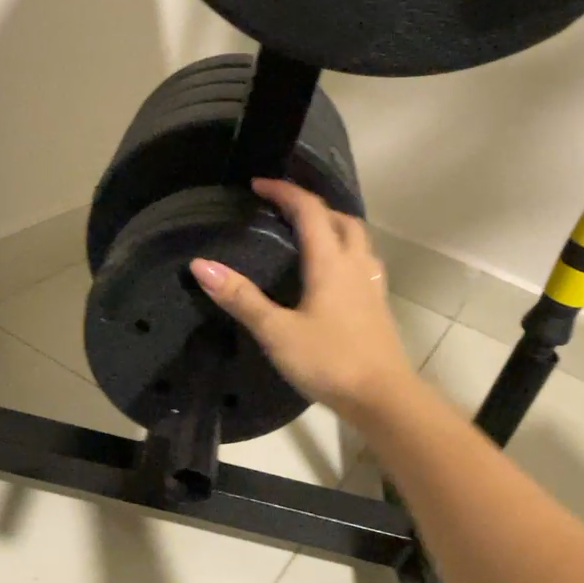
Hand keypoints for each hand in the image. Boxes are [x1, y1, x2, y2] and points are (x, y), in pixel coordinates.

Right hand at [191, 179, 419, 420]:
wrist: (382, 397)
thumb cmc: (329, 361)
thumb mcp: (277, 332)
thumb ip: (241, 298)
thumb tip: (201, 264)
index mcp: (330, 263)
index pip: (309, 211)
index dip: (284, 192)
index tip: (258, 185)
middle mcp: (355, 265)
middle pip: (340, 219)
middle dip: (312, 206)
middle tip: (284, 210)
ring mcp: (371, 286)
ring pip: (358, 240)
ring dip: (334, 227)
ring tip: (310, 235)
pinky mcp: (378, 306)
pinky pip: (363, 264)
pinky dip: (346, 253)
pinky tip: (336, 275)